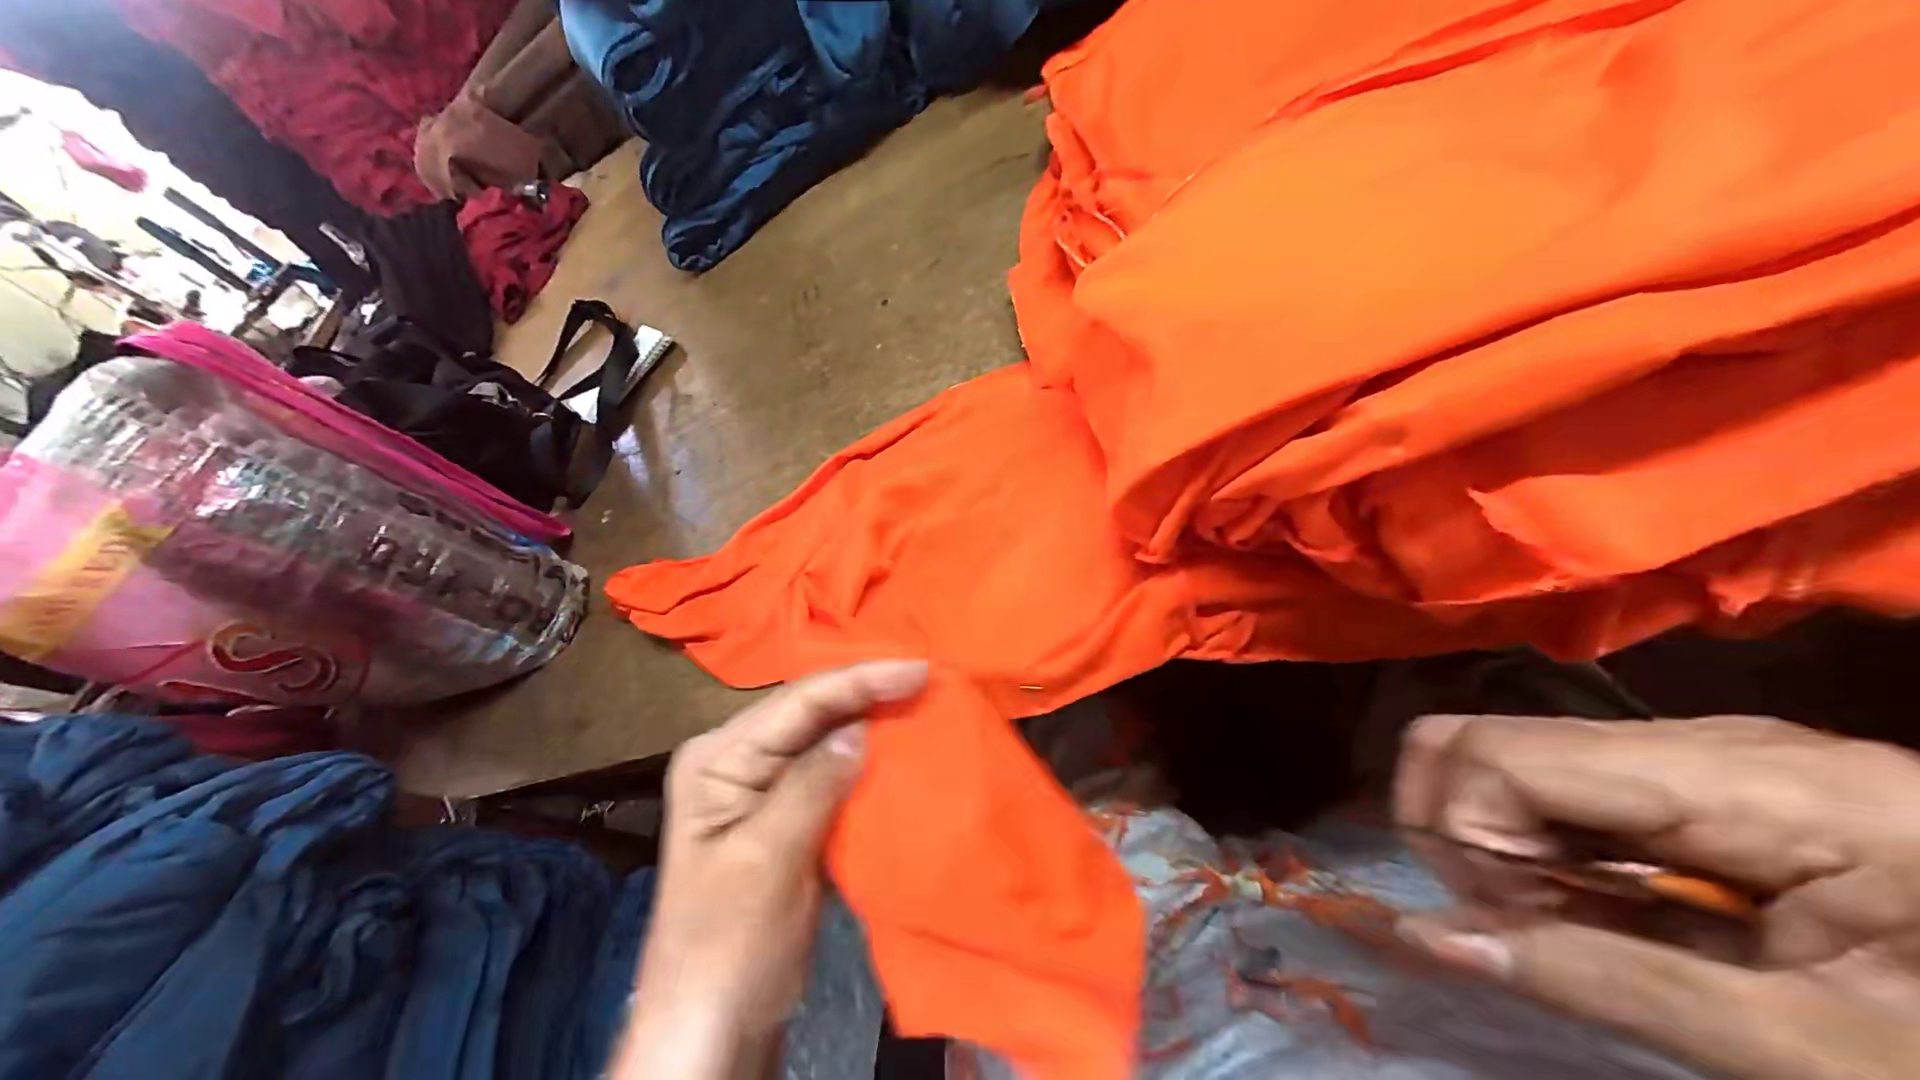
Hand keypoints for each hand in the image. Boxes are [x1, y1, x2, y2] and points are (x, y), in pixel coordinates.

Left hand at [613, 660, 929, 1079]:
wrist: (714, 1018)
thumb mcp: (768, 860)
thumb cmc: (728, 941)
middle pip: (810, 709)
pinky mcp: (789, 808)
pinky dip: (868, 754)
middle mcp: (737, 756)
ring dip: (871, 716)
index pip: (797, 703)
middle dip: (867, 690)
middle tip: (926, 676)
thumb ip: (812, 786)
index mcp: (718, 757)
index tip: (918, 670)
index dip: (860, 680)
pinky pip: (833, 767)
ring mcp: (762, 782)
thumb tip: (861, 728)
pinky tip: (898, 742)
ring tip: (920, 697)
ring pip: (825, 733)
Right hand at [1393, 714, 1919, 1079]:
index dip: (1462, 833)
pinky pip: (1556, 784)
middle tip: (1530, 921)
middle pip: (1481, 740)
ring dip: (1499, 843)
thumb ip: (1603, 980)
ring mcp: (1689, 751)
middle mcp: (1692, 739)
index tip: (1512, 922)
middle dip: (1465, 832)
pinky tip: (1604, 901)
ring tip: (1574, 922)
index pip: (1499, 755)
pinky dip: (1540, 844)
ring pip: (1504, 756)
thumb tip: (1425, 939)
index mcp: (1743, 783)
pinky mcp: (1688, 775)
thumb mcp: (1814, 1052)